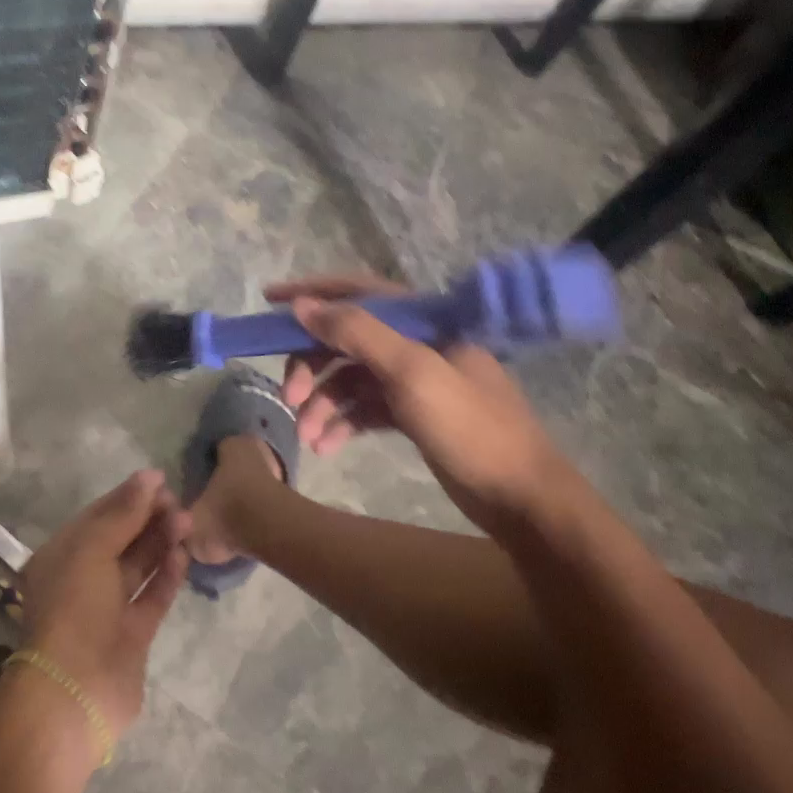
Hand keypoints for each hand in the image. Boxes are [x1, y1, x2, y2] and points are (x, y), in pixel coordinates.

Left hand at [18, 470, 189, 735]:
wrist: (75, 689)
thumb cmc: (74, 608)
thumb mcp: (91, 549)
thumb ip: (121, 514)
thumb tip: (148, 476)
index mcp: (60, 556)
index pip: (96, 517)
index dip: (127, 497)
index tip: (160, 479)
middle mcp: (81, 579)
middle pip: (119, 539)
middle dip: (147, 518)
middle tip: (180, 502)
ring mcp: (107, 609)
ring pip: (137, 566)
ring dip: (161, 543)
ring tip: (188, 522)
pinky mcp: (132, 635)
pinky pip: (152, 596)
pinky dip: (167, 576)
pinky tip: (183, 554)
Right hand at [264, 274, 570, 532]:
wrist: (523, 499)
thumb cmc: (472, 428)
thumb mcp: (412, 373)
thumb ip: (357, 332)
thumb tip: (303, 305)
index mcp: (425, 322)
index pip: (358, 293)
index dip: (312, 292)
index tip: (268, 300)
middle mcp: (418, 344)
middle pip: (347, 340)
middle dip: (311, 365)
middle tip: (288, 396)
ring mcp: (415, 382)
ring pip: (351, 379)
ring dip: (323, 403)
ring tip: (308, 435)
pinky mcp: (413, 416)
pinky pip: (364, 409)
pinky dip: (342, 424)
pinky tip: (328, 446)